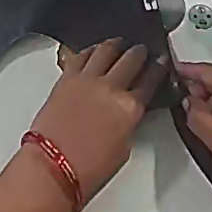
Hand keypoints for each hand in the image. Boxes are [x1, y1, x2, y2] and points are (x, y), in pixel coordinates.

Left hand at [27, 38, 164, 202]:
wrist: (52, 166)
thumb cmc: (85, 168)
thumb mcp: (123, 148)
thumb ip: (128, 122)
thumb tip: (126, 112)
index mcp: (130, 108)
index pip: (150, 81)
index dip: (156, 70)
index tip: (158, 65)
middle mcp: (110, 88)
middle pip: (131, 59)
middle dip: (139, 53)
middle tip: (142, 50)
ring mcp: (87, 80)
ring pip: (106, 49)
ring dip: (116, 45)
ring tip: (119, 43)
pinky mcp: (67, 78)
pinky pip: (82, 55)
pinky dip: (91, 50)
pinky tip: (94, 50)